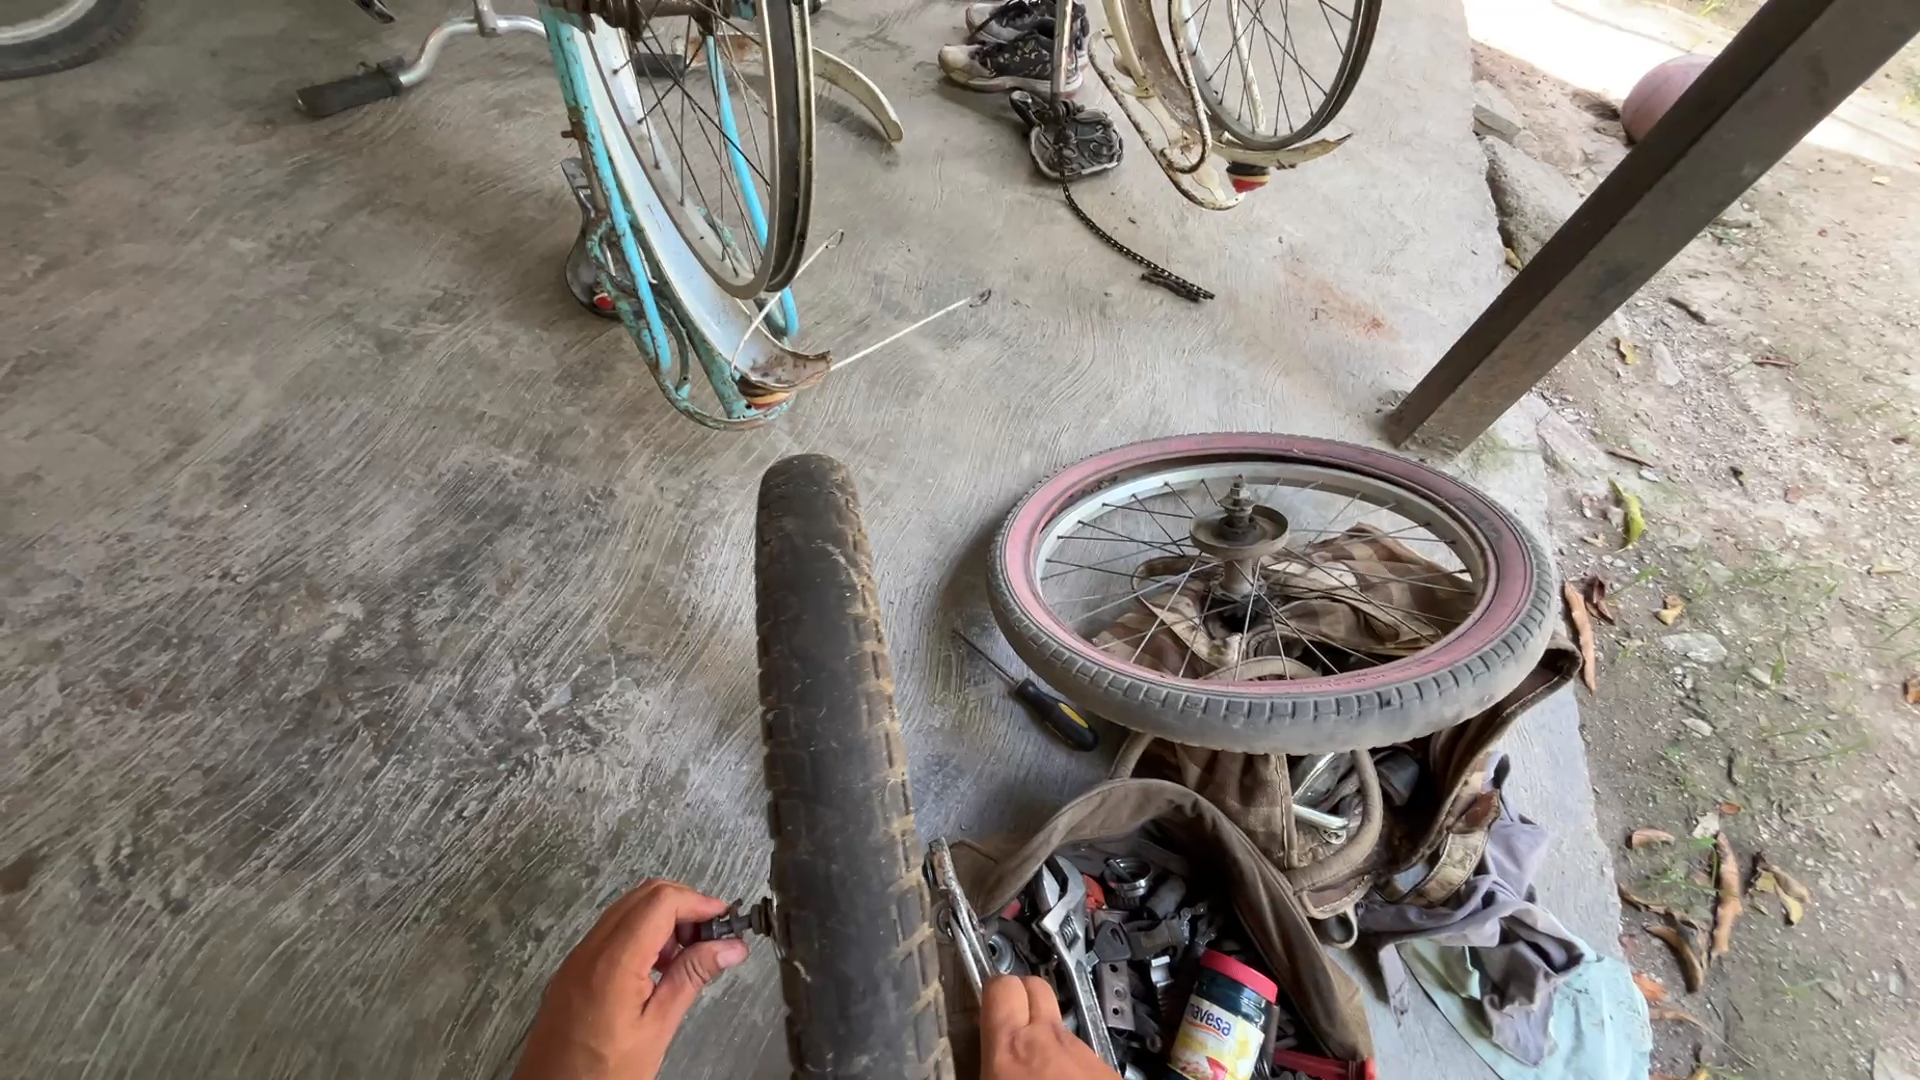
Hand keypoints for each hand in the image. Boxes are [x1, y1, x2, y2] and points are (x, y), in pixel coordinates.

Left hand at [512, 879, 749, 1079]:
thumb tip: (732, 946)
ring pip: (629, 908)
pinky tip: (656, 967)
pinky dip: (642, 932)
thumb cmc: (602, 1077)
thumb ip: (692, 977)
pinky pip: (613, 930)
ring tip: (685, 955)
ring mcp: (577, 958)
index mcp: (613, 962)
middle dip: (684, 905)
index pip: (662, 901)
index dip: (698, 902)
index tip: (724, 921)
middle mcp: (591, 949)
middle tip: (708, 936)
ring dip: (663, 917)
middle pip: (646, 894)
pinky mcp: (572, 971)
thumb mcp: (656, 1029)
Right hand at [979, 975, 1121, 1079]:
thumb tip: (971, 1065)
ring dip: (1050, 1038)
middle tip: (1011, 1026)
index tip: (986, 1002)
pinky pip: (1086, 1053)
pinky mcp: (1110, 1071)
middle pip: (1035, 988)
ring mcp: (1085, 1054)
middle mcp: (1051, 1041)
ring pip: (1062, 1025)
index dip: (993, 991)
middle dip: (1022, 999)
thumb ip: (986, 1064)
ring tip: (1039, 1068)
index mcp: (1011, 1047)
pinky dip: (1074, 1064)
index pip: (1000, 985)